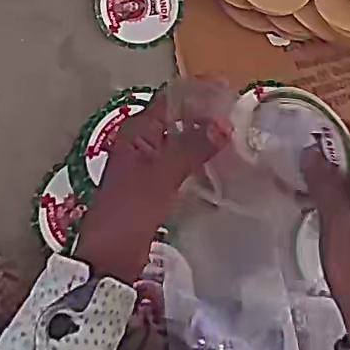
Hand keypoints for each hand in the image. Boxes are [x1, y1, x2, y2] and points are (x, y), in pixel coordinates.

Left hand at [73, 80, 232, 282]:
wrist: (108, 260)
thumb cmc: (128, 213)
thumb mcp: (161, 177)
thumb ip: (192, 147)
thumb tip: (225, 122)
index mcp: (137, 131)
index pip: (172, 97)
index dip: (199, 90)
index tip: (231, 89)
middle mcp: (144, 141)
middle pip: (180, 116)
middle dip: (208, 112)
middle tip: (242, 113)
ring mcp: (151, 162)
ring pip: (184, 138)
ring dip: (207, 135)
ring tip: (240, 134)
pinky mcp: (159, 183)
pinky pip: (186, 160)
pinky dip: (203, 156)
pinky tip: (225, 161)